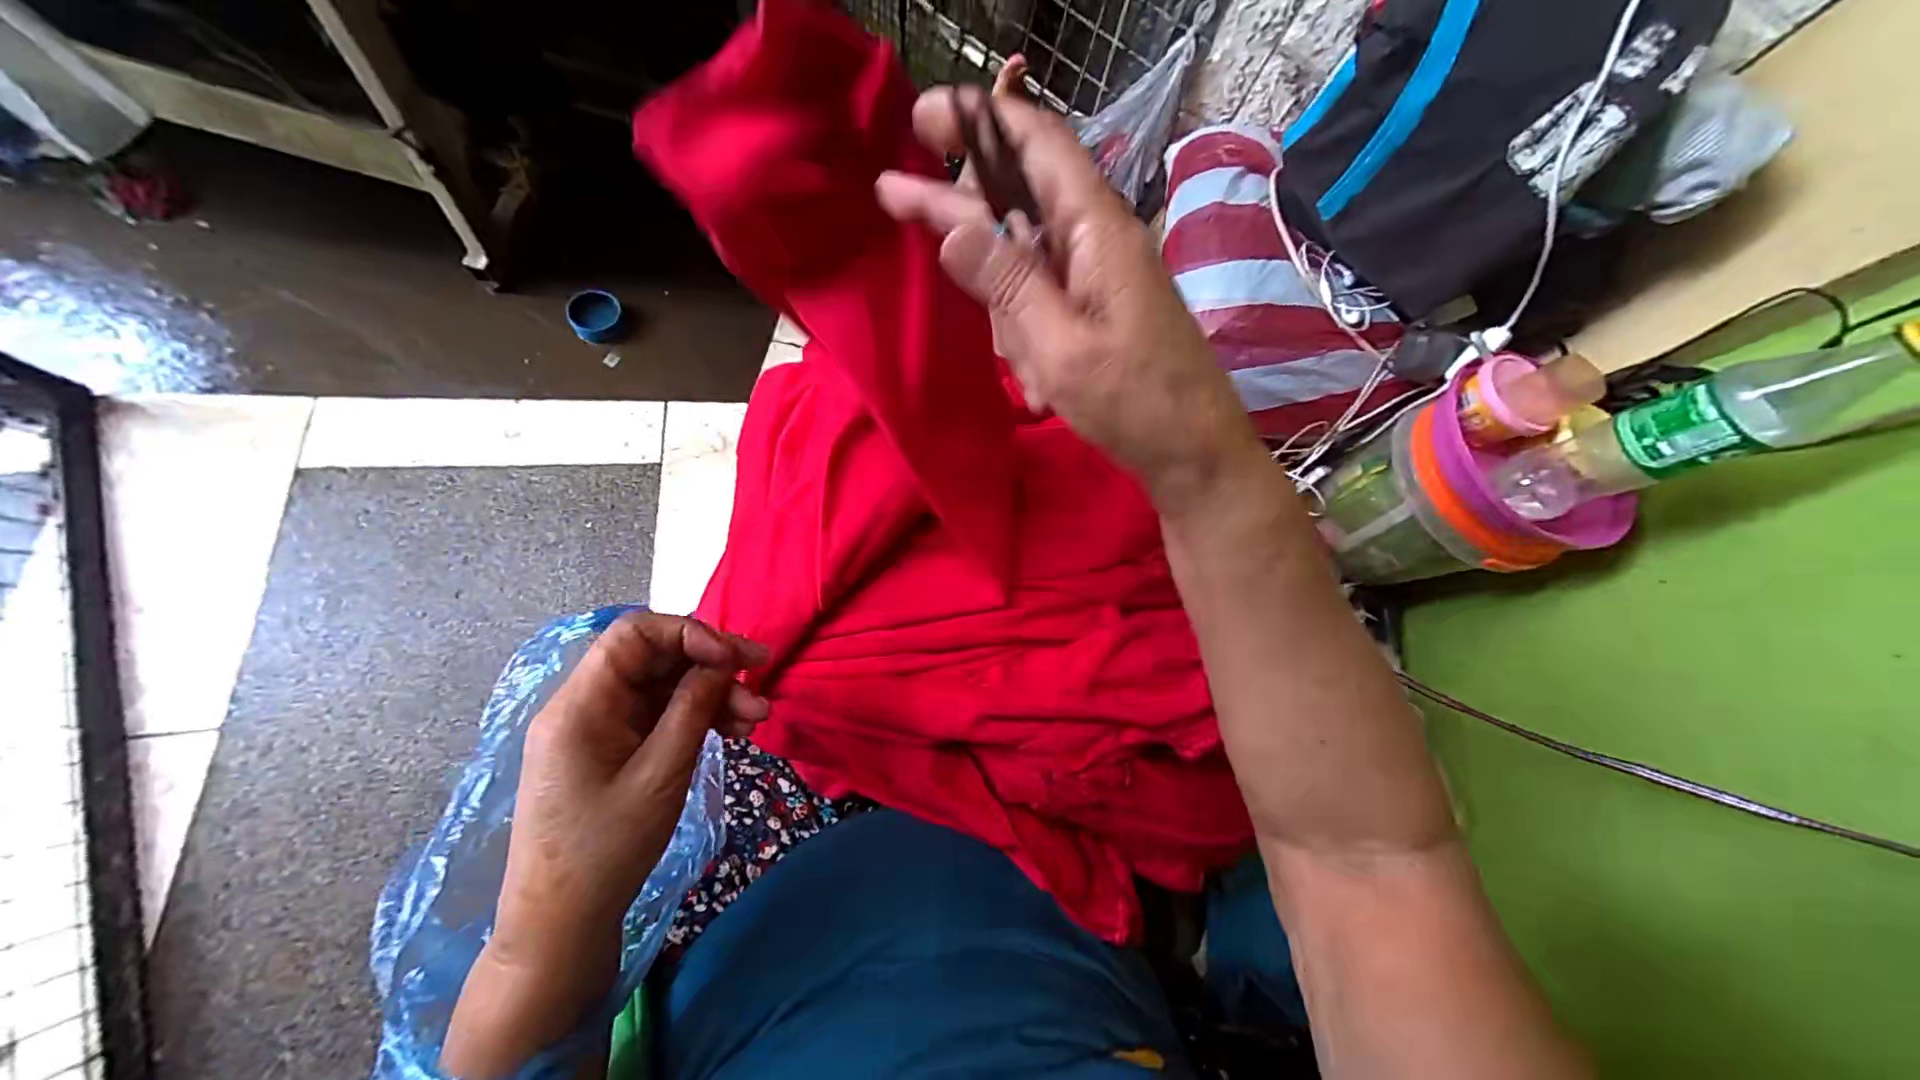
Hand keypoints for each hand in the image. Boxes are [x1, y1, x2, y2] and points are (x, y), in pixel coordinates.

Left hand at [445, 614, 767, 1077]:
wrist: (559, 926)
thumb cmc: (607, 849)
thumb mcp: (661, 774)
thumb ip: (693, 708)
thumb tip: (722, 662)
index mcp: (580, 703)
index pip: (635, 634)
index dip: (691, 633)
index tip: (736, 658)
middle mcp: (584, 705)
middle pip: (653, 659)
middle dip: (710, 666)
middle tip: (760, 683)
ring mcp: (596, 728)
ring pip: (661, 688)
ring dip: (710, 695)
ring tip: (756, 720)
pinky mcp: (609, 750)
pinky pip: (656, 716)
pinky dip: (694, 718)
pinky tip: (730, 733)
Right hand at [875, 86, 1266, 508]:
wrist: (1193, 454)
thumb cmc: (1135, 403)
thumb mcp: (1060, 348)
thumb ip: (1006, 284)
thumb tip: (953, 224)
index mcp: (1096, 230)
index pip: (1038, 144)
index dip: (980, 121)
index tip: (921, 119)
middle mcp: (1098, 240)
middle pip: (1019, 200)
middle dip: (968, 219)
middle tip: (901, 206)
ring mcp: (1098, 277)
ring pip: (1022, 263)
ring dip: (1007, 314)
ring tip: (1034, 372)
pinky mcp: (1096, 311)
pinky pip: (1040, 304)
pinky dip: (1028, 341)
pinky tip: (1045, 388)